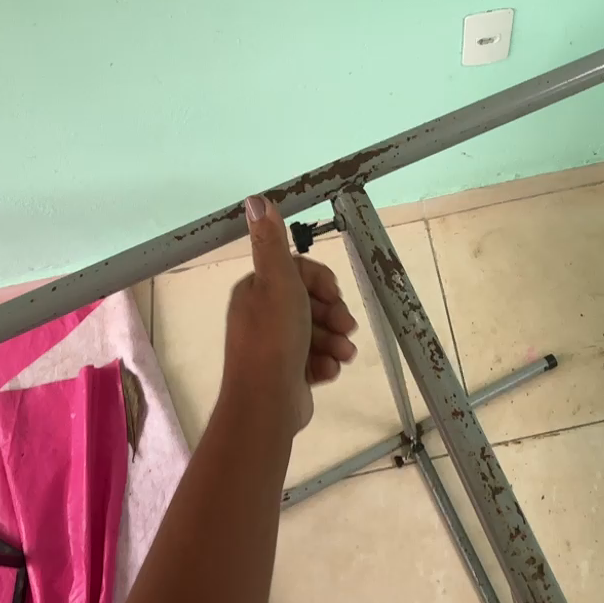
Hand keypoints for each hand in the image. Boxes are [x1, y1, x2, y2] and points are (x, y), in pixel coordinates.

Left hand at [219, 194, 357, 436]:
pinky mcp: (286, 373)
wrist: (266, 403)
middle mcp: (262, 316)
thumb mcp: (277, 281)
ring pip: (318, 332)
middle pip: (312, 303)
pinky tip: (330, 371)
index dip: (322, 283)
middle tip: (347, 327)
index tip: (335, 296)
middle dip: (334, 315)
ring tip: (343, 355)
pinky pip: (314, 359)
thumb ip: (271, 242)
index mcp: (256, 291)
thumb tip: (256, 199)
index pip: (299, 274)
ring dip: (335, 341)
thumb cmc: (274, 337)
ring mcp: (274, 347)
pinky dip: (326, 362)